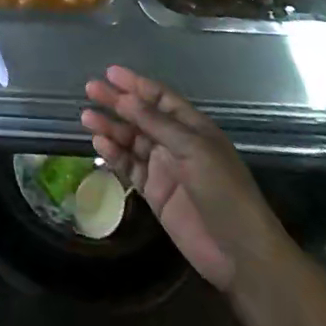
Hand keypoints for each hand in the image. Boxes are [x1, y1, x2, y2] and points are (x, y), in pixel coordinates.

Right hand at [82, 66, 282, 292]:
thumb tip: (124, 98)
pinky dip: (114, 154)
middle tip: (90, 89)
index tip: (110, 73)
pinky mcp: (154, 192)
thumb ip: (156, 124)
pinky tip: (99, 144)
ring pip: (131, 140)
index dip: (136, 84)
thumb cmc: (224, 192)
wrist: (239, 253)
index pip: (160, 98)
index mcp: (193, 128)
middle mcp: (176, 143)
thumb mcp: (193, 150)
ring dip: (110, 127)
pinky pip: (129, 167)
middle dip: (117, 102)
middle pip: (141, 116)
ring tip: (86, 117)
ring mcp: (164, 168)